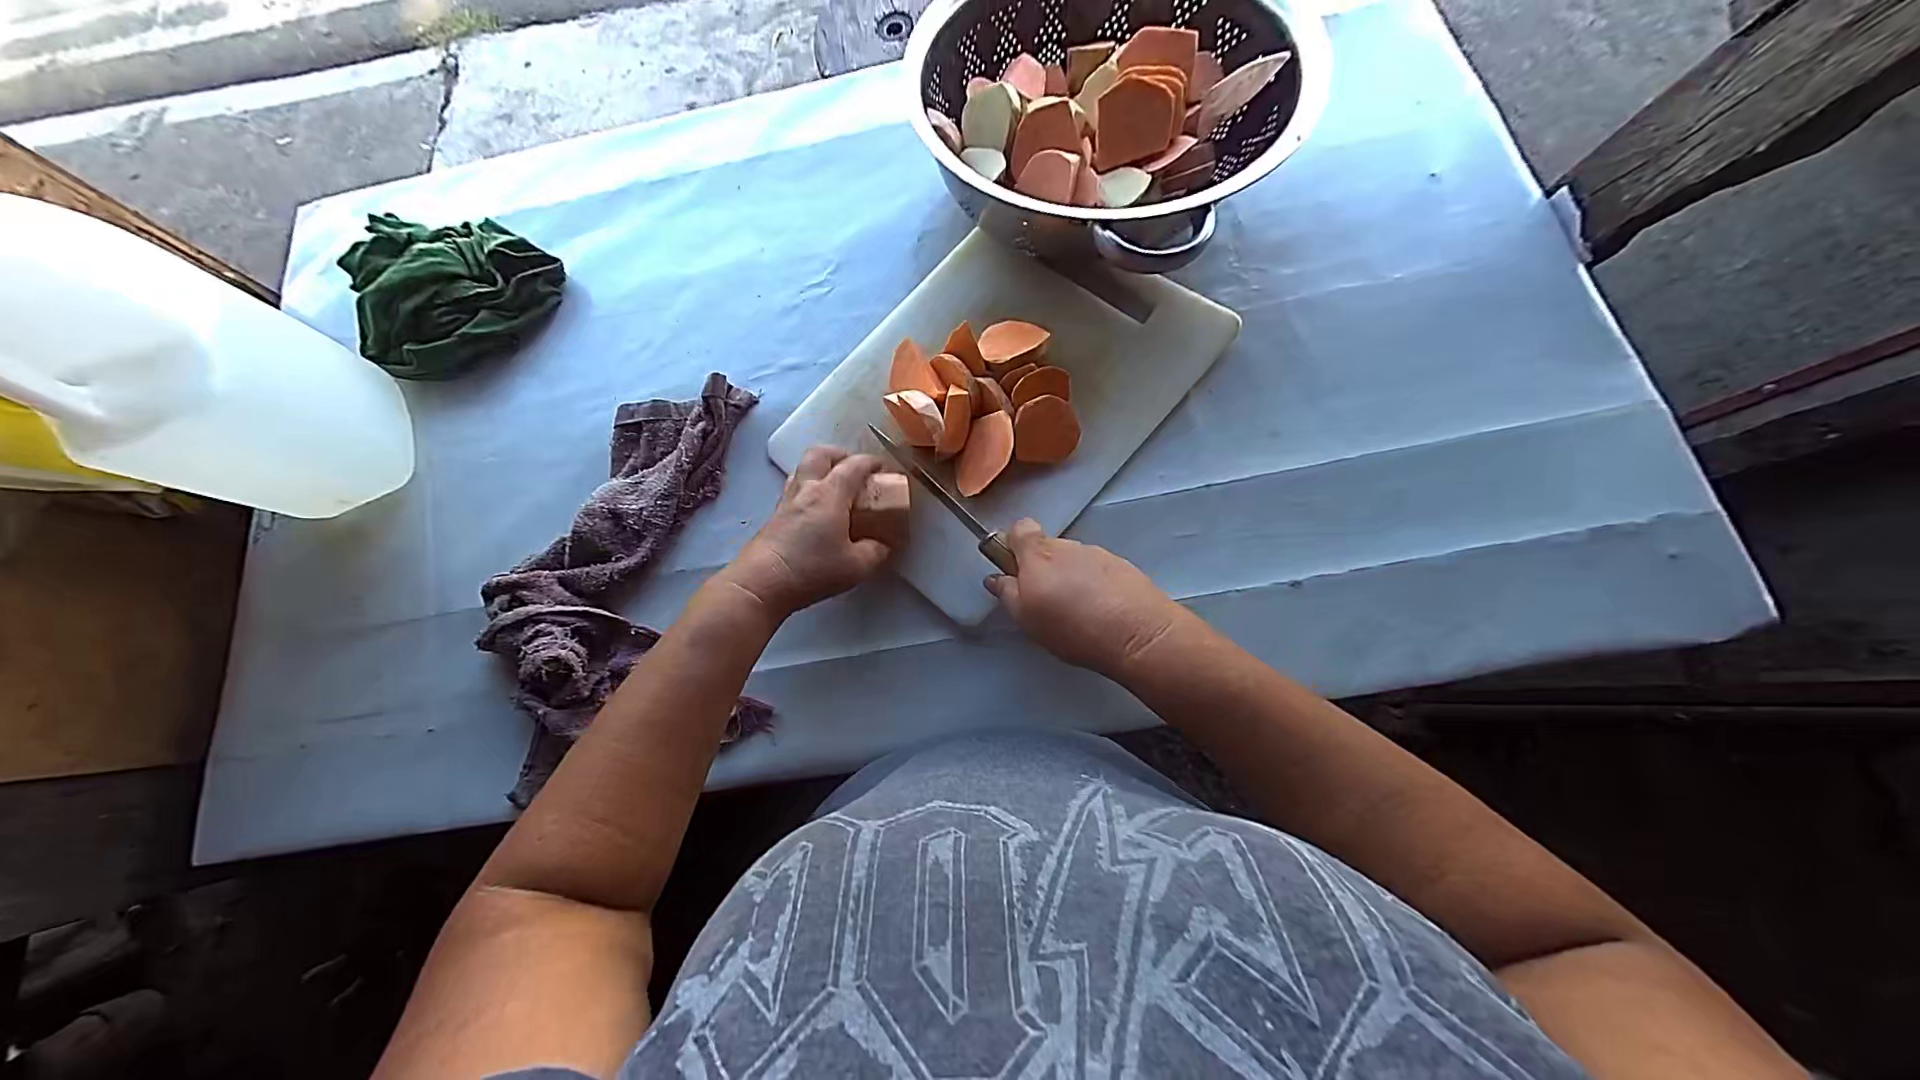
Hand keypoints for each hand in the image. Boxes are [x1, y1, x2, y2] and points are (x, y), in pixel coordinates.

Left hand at [722, 447, 892, 616]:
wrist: (762, 583)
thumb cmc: (812, 570)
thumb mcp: (857, 566)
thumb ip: (875, 551)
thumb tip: (883, 545)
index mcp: (830, 494)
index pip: (854, 465)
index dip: (872, 462)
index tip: (884, 469)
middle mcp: (806, 490)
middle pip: (820, 454)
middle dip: (840, 455)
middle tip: (854, 468)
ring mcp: (786, 502)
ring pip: (802, 469)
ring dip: (820, 470)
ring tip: (835, 488)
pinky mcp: (773, 518)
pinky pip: (793, 491)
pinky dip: (808, 491)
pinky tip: (816, 512)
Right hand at [986, 519, 1187, 677]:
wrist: (1136, 633)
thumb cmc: (1074, 627)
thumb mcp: (1026, 618)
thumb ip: (1007, 593)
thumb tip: (996, 579)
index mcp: (1038, 554)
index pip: (1019, 529)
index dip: (1014, 544)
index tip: (1014, 568)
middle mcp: (1067, 546)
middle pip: (1048, 547)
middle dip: (1044, 568)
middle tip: (1045, 600)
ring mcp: (1097, 553)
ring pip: (1074, 560)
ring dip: (1071, 578)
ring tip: (1076, 611)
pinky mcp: (1121, 566)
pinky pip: (1098, 571)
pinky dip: (1094, 585)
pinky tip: (1099, 611)